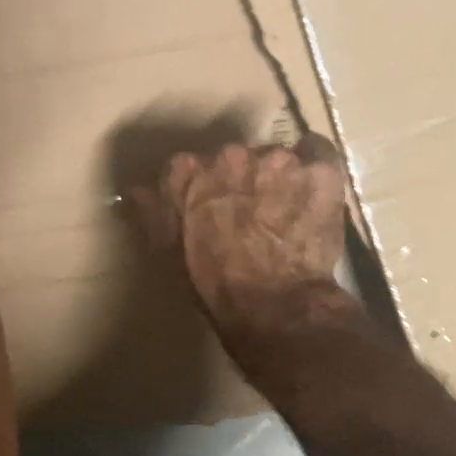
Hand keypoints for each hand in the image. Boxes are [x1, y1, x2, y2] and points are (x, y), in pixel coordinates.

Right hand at [133, 138, 349, 350]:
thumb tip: (136, 188)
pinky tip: (312, 184)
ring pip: (275, 157)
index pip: (188, 166)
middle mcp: (229, 154)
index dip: (200, 188)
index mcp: (186, 171)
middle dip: (240, 179)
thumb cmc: (213, 280)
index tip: (208, 207)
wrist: (274, 303)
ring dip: (277, 176)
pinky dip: (314, 163)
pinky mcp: (319, 171)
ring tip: (284, 207)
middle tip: (249, 211)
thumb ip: (151, 211)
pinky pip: (318, 152)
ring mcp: (277, 159)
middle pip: (234, 158)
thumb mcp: (167, 248)